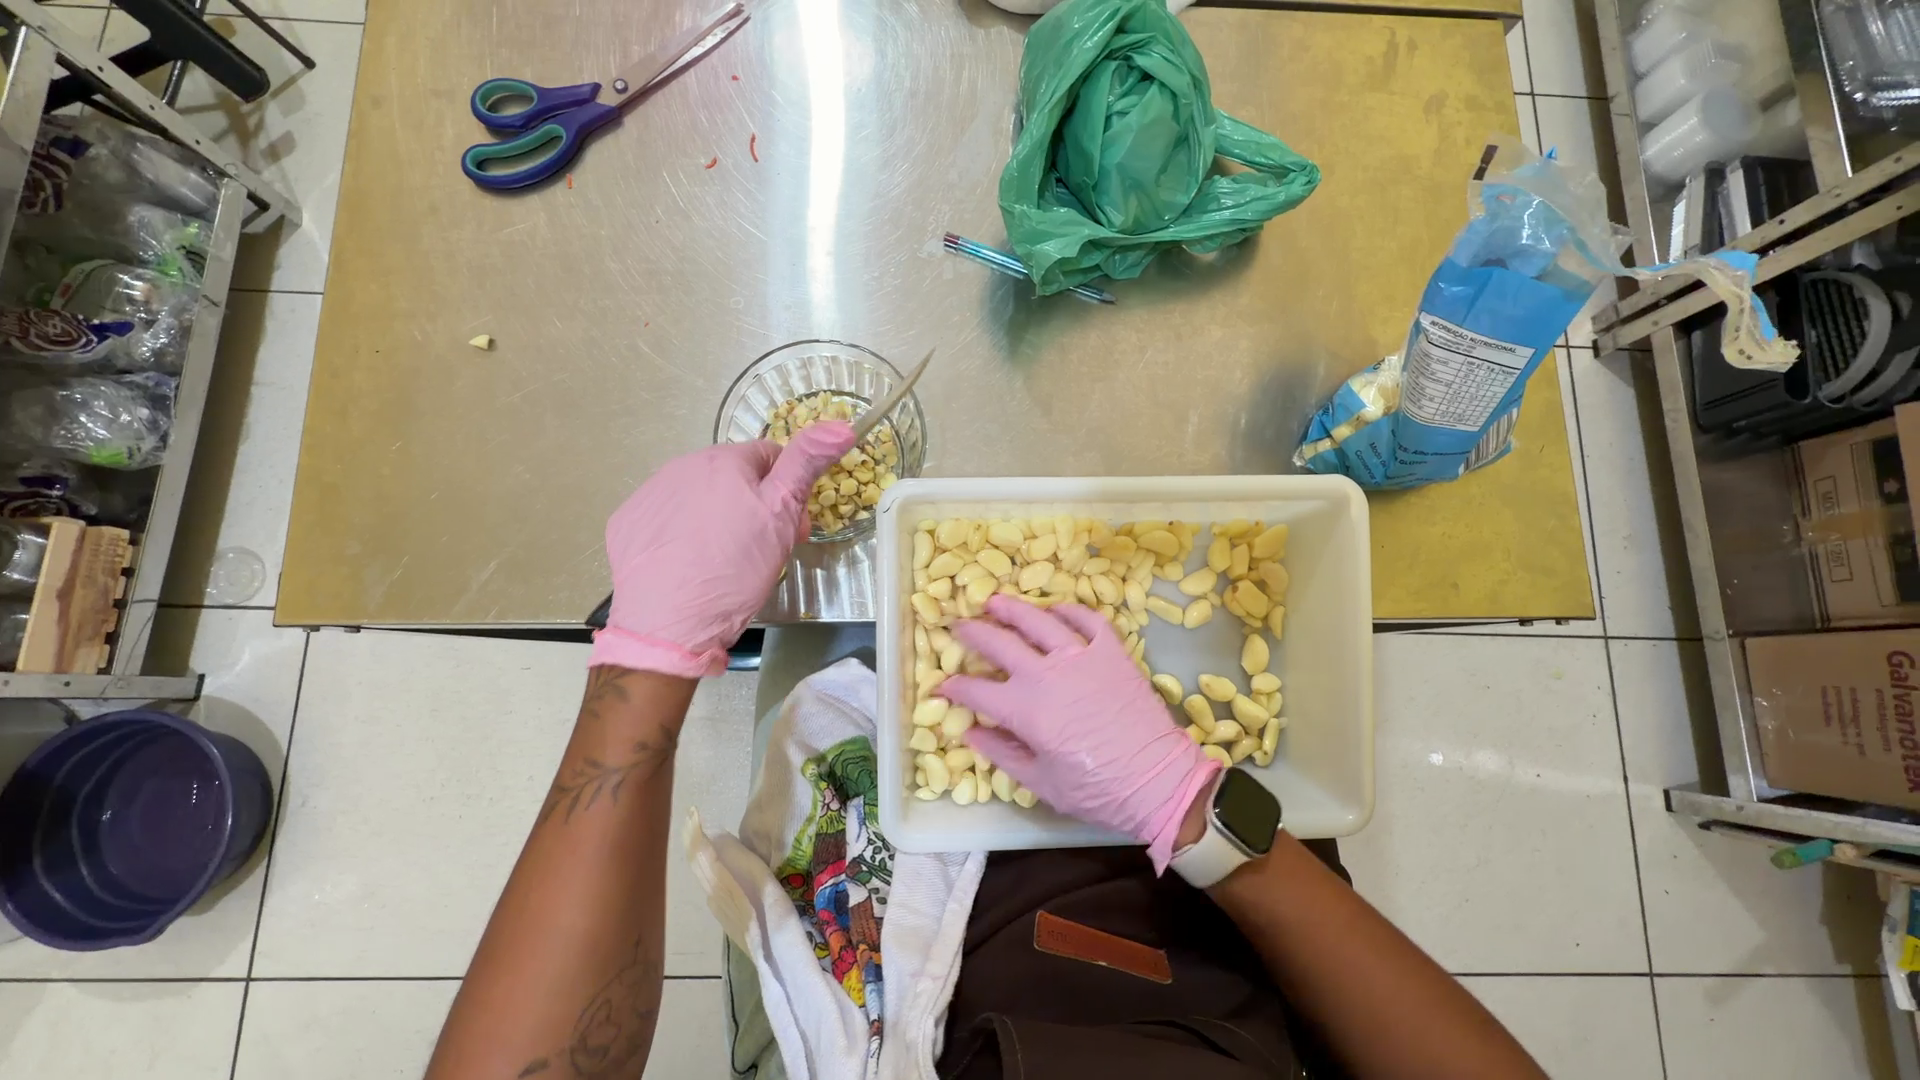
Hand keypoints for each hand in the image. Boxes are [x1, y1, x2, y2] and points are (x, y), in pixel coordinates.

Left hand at [589, 423, 856, 677]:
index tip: (793, 529)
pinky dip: (681, 534)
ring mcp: (648, 495)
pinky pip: (665, 519)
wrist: (668, 626)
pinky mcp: (626, 525)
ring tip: (724, 560)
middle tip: (762, 550)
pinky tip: (689, 564)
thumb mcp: (782, 517)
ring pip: (698, 496)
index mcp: (723, 461)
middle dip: (753, 505)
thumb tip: (839, 425)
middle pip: (732, 476)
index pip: (770, 457)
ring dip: (717, 517)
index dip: (789, 491)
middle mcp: (680, 466)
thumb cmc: (734, 571)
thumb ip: (807, 464)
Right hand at [939, 594, 1221, 870]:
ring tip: (995, 602)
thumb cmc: (1096, 790)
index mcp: (1025, 710)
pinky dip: (1070, 611)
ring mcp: (1081, 657)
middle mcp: (1047, 675)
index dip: (955, 687)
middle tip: (959, 625)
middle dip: (973, 633)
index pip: (976, 692)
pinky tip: (1057, 609)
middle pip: (999, 643)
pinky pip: (1088, 620)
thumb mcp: (1041, 783)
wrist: (1159, 780)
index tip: (943, 685)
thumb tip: (972, 733)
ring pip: (1039, 621)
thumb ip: (1002, 754)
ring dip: (1013, 609)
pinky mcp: (1112, 652)